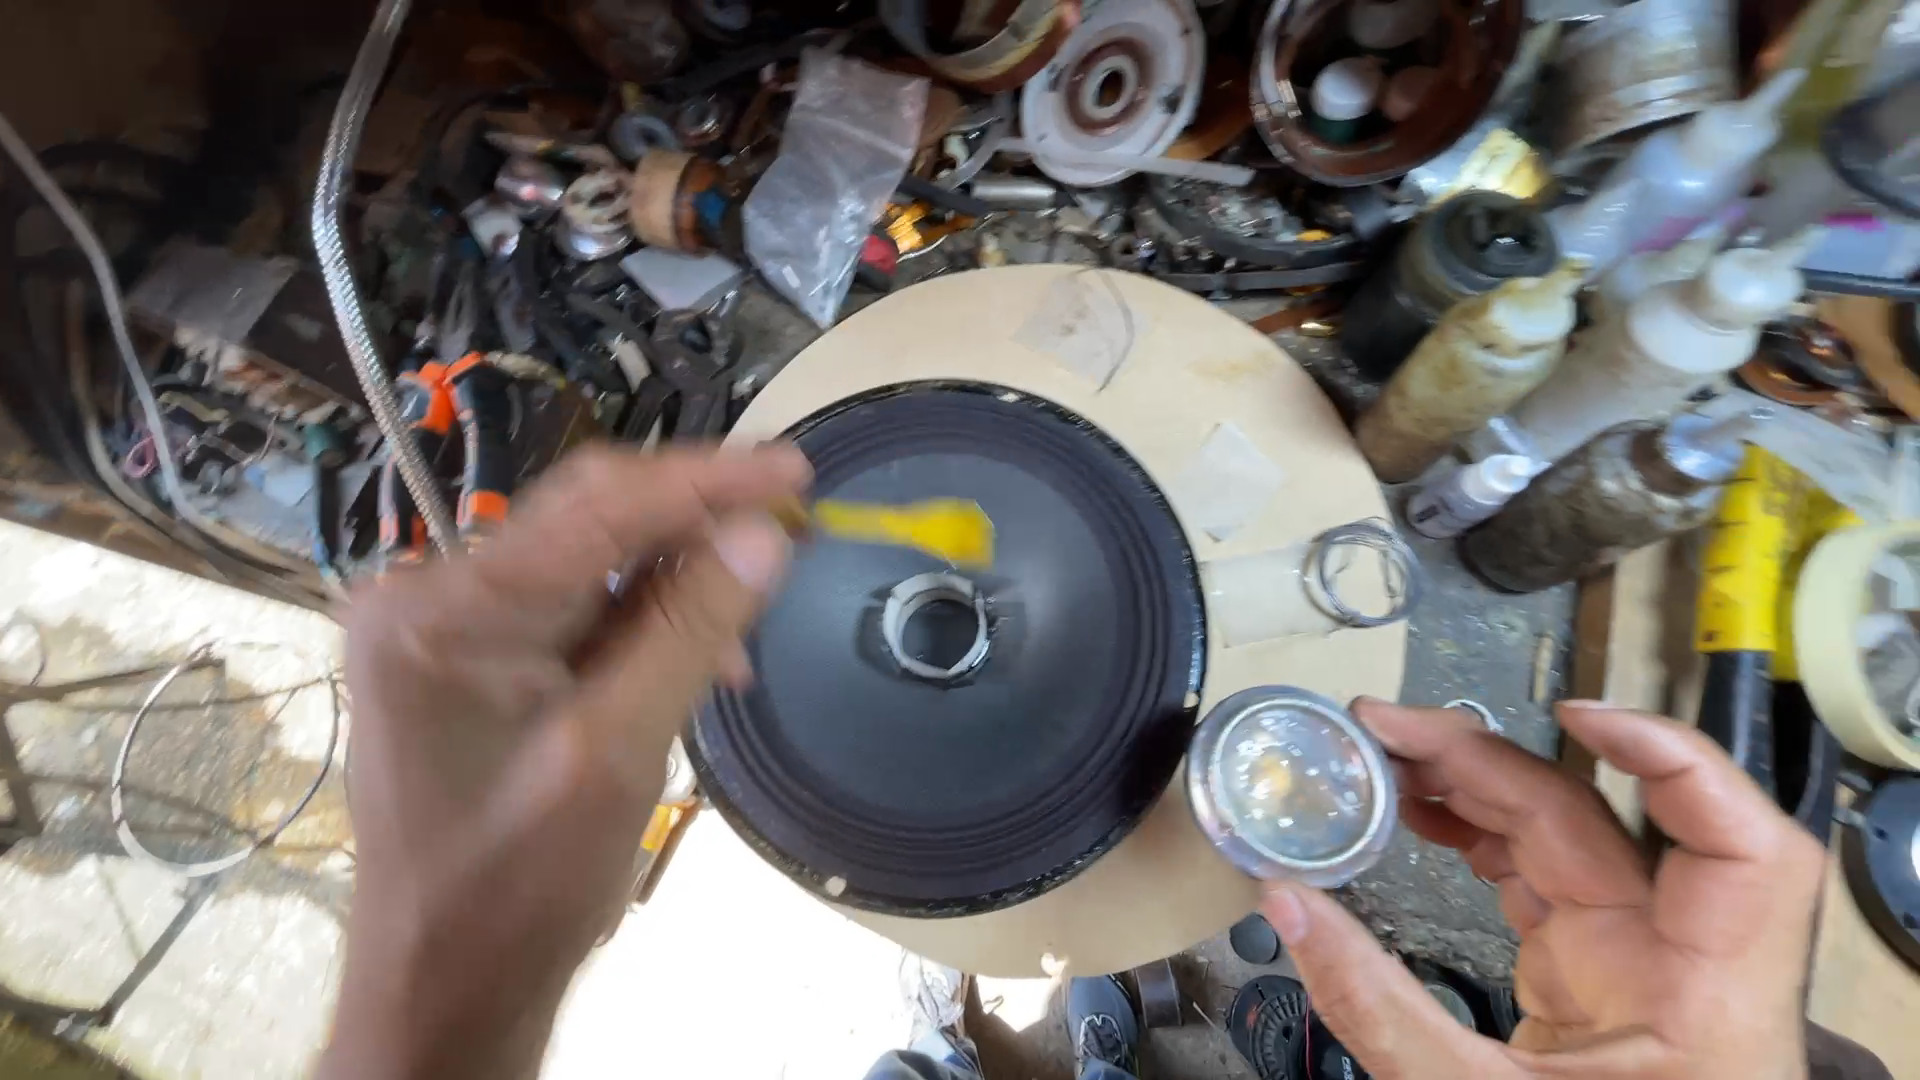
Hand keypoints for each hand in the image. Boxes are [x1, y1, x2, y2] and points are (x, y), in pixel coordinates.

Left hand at [320, 444, 809, 1079]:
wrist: (448, 979)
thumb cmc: (520, 885)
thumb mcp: (617, 753)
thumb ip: (689, 631)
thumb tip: (764, 536)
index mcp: (448, 613)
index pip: (601, 510)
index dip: (709, 481)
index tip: (794, 469)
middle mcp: (438, 592)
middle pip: (595, 514)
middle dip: (700, 512)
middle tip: (791, 517)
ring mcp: (458, 618)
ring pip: (601, 552)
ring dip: (686, 567)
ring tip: (758, 591)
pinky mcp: (486, 646)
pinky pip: (591, 598)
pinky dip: (659, 610)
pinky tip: (709, 648)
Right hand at [1259, 699, 1826, 1079]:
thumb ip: (1374, 1005)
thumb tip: (1284, 899)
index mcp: (1699, 999)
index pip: (1742, 853)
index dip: (1672, 764)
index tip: (1572, 714)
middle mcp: (1673, 957)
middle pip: (1585, 815)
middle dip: (1477, 756)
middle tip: (1378, 727)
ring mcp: (1626, 956)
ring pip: (1549, 827)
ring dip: (1462, 779)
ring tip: (1376, 754)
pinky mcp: (1584, 963)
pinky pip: (1524, 864)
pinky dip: (1464, 823)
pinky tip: (1409, 805)